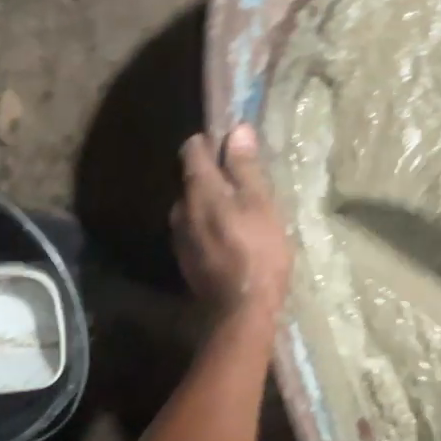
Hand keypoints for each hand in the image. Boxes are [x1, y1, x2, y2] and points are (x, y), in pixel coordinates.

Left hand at [171, 124, 290, 320]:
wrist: (240, 310)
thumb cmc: (258, 252)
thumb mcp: (261, 204)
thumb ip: (245, 168)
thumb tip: (237, 130)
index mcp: (199, 189)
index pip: (193, 148)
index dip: (214, 142)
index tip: (235, 148)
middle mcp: (180, 207)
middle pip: (193, 178)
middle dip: (214, 175)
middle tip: (245, 184)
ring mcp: (179, 235)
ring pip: (193, 206)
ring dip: (212, 203)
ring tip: (240, 214)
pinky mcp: (185, 258)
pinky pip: (195, 229)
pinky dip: (210, 226)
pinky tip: (230, 239)